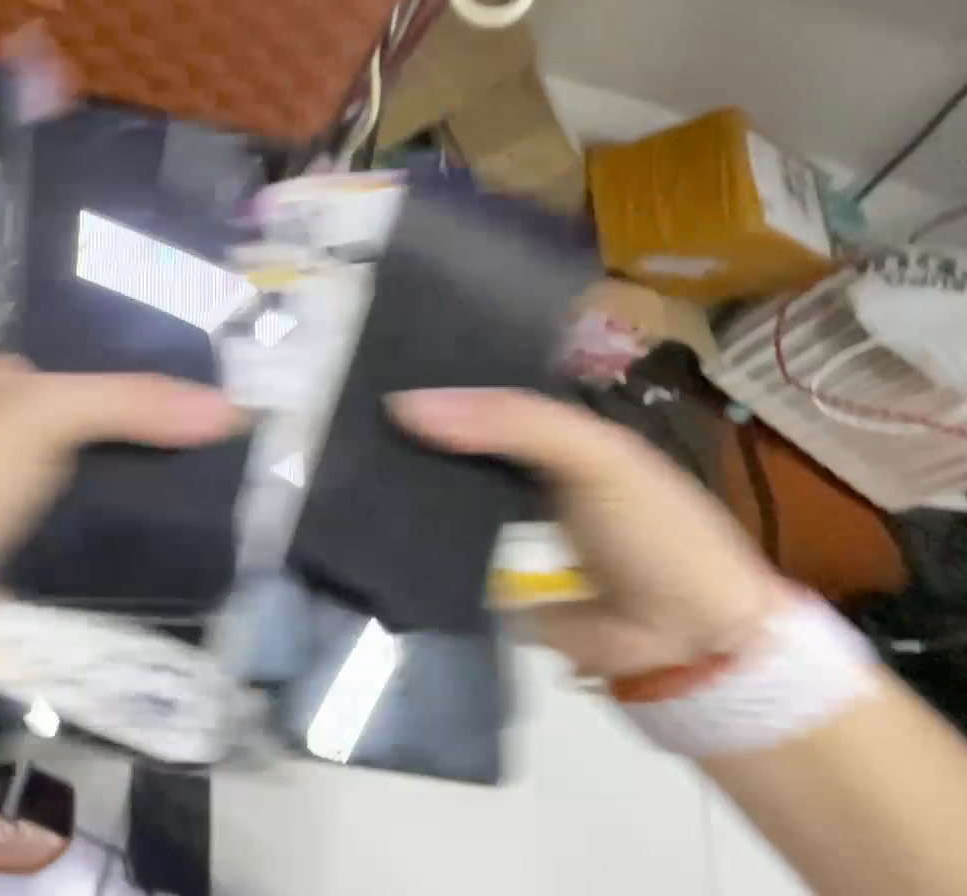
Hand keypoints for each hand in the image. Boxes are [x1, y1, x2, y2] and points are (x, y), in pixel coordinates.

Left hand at [0, 356, 244, 667]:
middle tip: (234, 448)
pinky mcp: (15, 555)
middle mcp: (0, 432)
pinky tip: (173, 542)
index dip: (151, 378)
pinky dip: (119, 535)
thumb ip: (130, 402)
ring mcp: (7, 497)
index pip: (89, 364)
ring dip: (141, 489)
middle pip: (94, 425)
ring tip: (226, 493)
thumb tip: (230, 406)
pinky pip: (81, 534)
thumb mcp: (41, 414)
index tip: (222, 397)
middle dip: (153, 437)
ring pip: (91, 481)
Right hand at [389, 388, 786, 677]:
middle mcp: (524, 476)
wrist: (681, 646)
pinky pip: (434, 543)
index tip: (382, 380)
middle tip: (354, 421)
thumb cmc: (653, 535)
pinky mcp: (480, 572)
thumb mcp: (596, 457)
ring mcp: (500, 526)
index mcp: (558, 440)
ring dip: (404, 482)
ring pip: (440, 491)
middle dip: (413, 434)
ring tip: (346, 462)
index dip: (442, 388)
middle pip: (456, 445)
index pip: (487, 401)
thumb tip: (404, 406)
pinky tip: (370, 514)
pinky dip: (409, 532)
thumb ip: (510, 423)